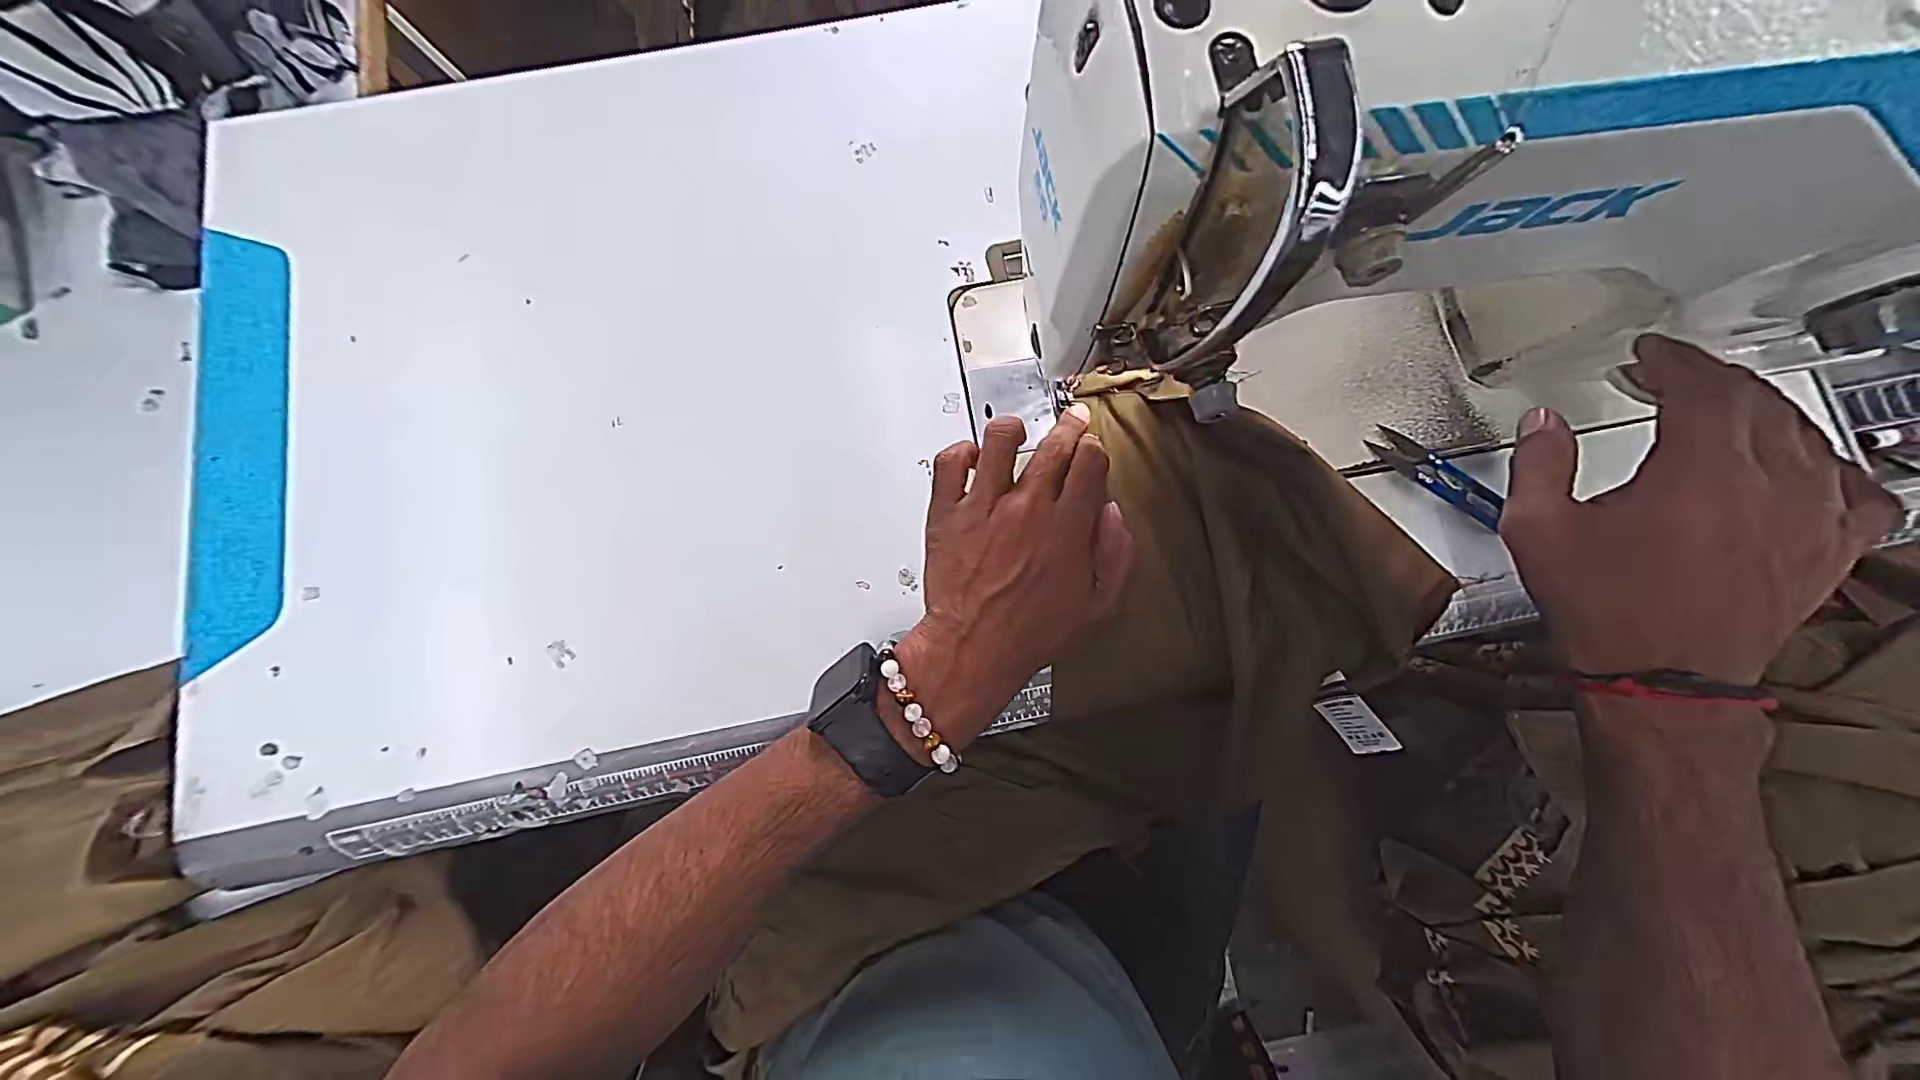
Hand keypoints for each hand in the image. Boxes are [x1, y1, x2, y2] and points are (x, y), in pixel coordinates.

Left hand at [888, 404, 1134, 754]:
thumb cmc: (1029, 632)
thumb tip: (1112, 515)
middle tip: (1071, 422)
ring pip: (1000, 441)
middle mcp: (1027, 510)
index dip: (1094, 447)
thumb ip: (1115, 554)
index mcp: (1067, 528)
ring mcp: (984, 508)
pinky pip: (951, 464)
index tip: (1092, 448)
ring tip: (1017, 431)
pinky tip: (973, 457)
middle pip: (1054, 446)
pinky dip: (962, 451)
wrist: (974, 648)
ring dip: (1013, 428)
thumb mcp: (1097, 605)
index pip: (1089, 462)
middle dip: (1068, 427)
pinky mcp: (948, 514)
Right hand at [1500, 334, 1899, 685]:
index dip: (1675, 361)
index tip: (1651, 354)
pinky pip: (1859, 488)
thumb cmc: (1600, 605)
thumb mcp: (1536, 530)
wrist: (1658, 674)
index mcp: (1698, 473)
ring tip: (1725, 414)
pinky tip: (1805, 466)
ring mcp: (1812, 518)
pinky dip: (1830, 465)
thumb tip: (1543, 423)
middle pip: (1758, 404)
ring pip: (1808, 436)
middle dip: (1711, 381)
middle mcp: (1771, 485)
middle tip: (1673, 378)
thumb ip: (1540, 466)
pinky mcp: (1830, 550)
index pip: (1703, 389)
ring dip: (1762, 414)